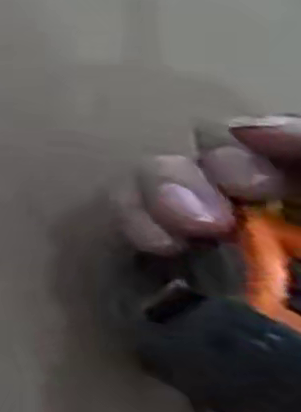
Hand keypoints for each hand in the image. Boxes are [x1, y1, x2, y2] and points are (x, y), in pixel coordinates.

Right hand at [116, 115, 300, 411]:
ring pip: (165, 183)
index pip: (291, 152)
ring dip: (159, 187)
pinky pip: (126, 226)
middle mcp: (277, 233)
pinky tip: (144, 238)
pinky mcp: (162, 282)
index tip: (264, 141)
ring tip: (174, 226)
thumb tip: (256, 128)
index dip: (277, 133)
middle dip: (209, 163)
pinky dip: (126, 216)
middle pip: (223, 157)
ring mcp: (220, 259)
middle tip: (220, 199)